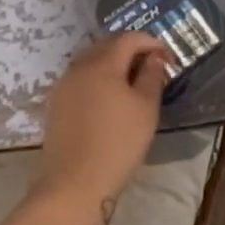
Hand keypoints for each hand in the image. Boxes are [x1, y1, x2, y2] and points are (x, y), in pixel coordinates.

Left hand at [36, 33, 172, 215]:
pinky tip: (111, 99)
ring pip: (92, 62)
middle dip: (132, 50)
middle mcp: (78, 69)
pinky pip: (81, 79)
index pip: (129, 38)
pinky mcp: (56, 106)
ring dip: (114, 64)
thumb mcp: (146, 107)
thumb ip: (152, 75)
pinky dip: (99, 79)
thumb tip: (154, 57)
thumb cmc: (118, 143)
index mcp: (101, 64)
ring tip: (134, 83)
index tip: (169, 60)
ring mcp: (63, 87)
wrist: (73, 186)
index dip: (152, 43)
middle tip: (154, 68)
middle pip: (107, 45)